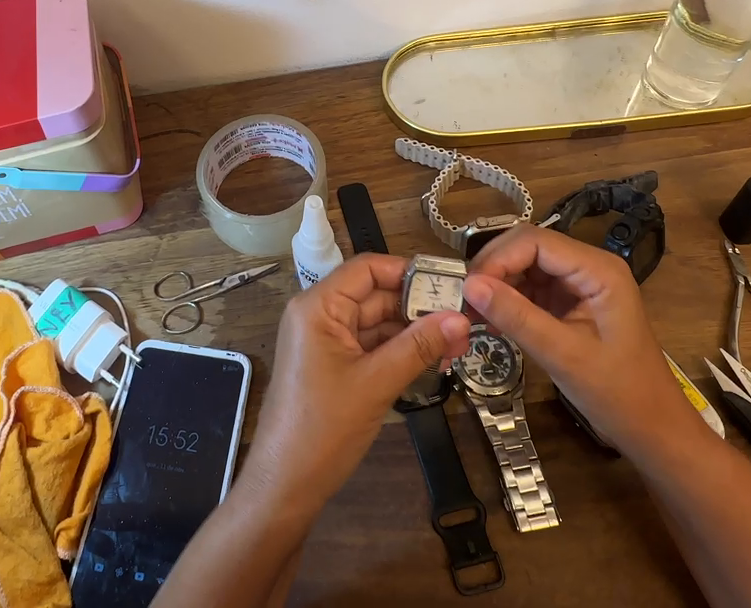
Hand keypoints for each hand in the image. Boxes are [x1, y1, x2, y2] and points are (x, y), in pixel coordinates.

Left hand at [241, 253, 471, 511]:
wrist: (286, 483)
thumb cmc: (323, 428)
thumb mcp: (376, 383)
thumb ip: (418, 346)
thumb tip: (460, 317)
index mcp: (318, 306)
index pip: (367, 268)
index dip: (409, 271)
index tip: (451, 285)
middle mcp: (319, 314)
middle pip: (375, 294)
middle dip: (419, 306)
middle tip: (464, 322)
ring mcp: (325, 340)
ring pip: (377, 321)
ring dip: (414, 330)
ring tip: (457, 345)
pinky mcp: (334, 364)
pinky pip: (371, 344)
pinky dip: (400, 350)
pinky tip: (432, 359)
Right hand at [462, 225, 704, 465]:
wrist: (653, 430)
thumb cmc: (619, 394)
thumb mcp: (564, 356)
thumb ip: (517, 317)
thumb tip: (469, 285)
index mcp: (598, 270)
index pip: (534, 241)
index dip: (497, 259)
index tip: (469, 291)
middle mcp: (587, 266)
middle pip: (526, 247)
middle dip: (492, 270)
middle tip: (464, 302)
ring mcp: (577, 283)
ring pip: (522, 265)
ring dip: (495, 285)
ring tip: (473, 314)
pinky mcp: (567, 301)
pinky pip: (528, 287)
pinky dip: (505, 300)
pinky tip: (491, 322)